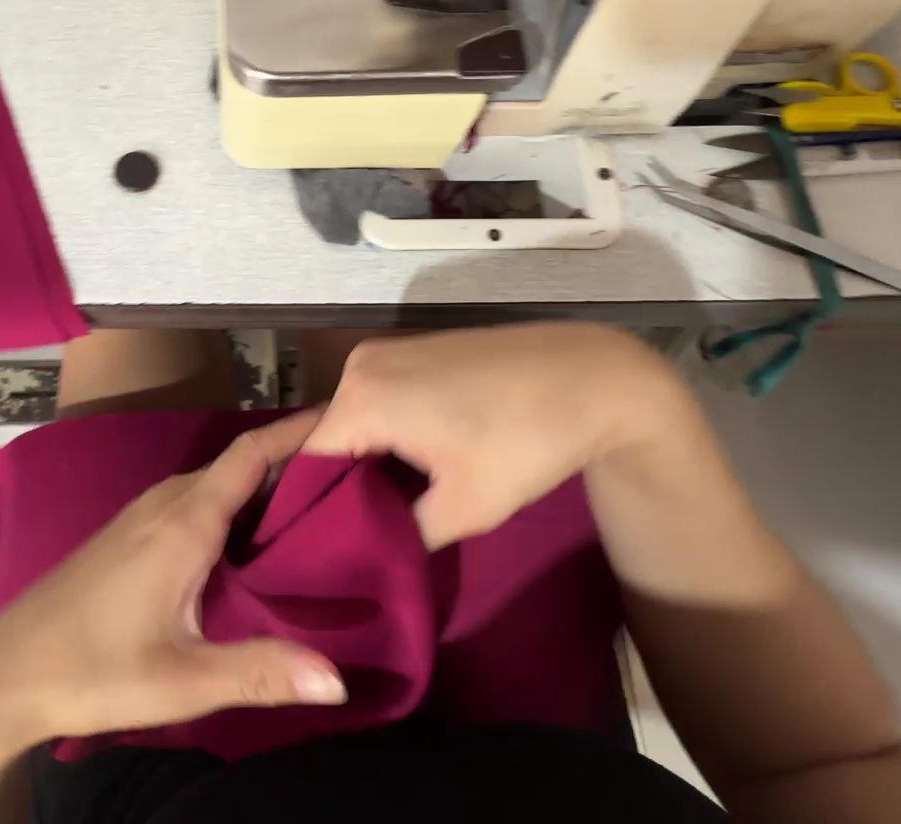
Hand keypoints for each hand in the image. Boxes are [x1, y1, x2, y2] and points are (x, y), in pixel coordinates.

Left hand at [0, 410, 347, 755]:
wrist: (2, 675)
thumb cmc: (91, 670)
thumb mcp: (181, 681)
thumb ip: (259, 672)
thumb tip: (338, 679)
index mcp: (183, 522)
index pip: (249, 455)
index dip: (295, 431)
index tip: (342, 417)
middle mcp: (163, 504)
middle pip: (236, 464)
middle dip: (290, 458)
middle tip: (347, 472)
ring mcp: (140, 516)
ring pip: (212, 483)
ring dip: (259, 482)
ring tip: (311, 502)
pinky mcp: (127, 535)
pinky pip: (192, 500)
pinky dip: (230, 502)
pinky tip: (248, 539)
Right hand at [303, 324, 708, 549]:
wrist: (592, 375)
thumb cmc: (527, 442)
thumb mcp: (466, 508)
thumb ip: (403, 535)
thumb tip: (371, 553)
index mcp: (363, 398)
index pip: (308, 463)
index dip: (311, 511)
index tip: (321, 553)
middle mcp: (360, 365)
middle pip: (327, 438)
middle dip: (338, 487)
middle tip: (352, 538)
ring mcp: (385, 350)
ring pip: (352, 418)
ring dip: (362, 460)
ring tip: (378, 508)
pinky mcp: (410, 348)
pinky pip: (375, 397)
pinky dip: (382, 432)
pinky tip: (405, 466)